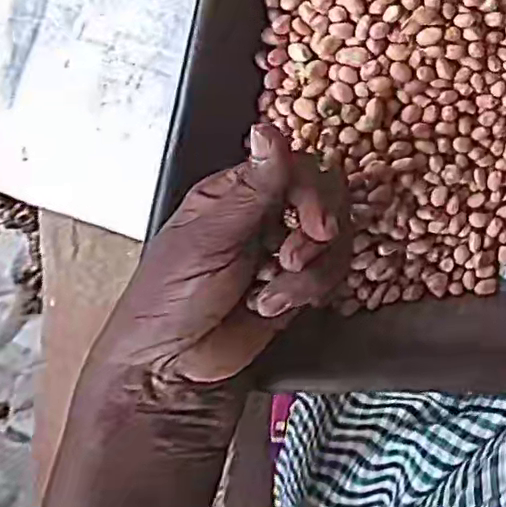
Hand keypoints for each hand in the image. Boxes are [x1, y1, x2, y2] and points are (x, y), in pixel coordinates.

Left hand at [82, 123, 349, 405]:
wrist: (169, 377)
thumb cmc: (168, 302)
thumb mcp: (208, 239)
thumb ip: (252, 187)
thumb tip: (267, 129)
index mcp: (238, 191)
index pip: (299, 168)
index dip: (314, 193)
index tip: (314, 223)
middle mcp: (268, 212)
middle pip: (328, 196)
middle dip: (317, 232)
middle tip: (294, 259)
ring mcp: (287, 245)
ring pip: (336, 234)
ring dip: (311, 269)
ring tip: (272, 294)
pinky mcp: (302, 279)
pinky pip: (335, 268)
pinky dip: (311, 289)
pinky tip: (275, 306)